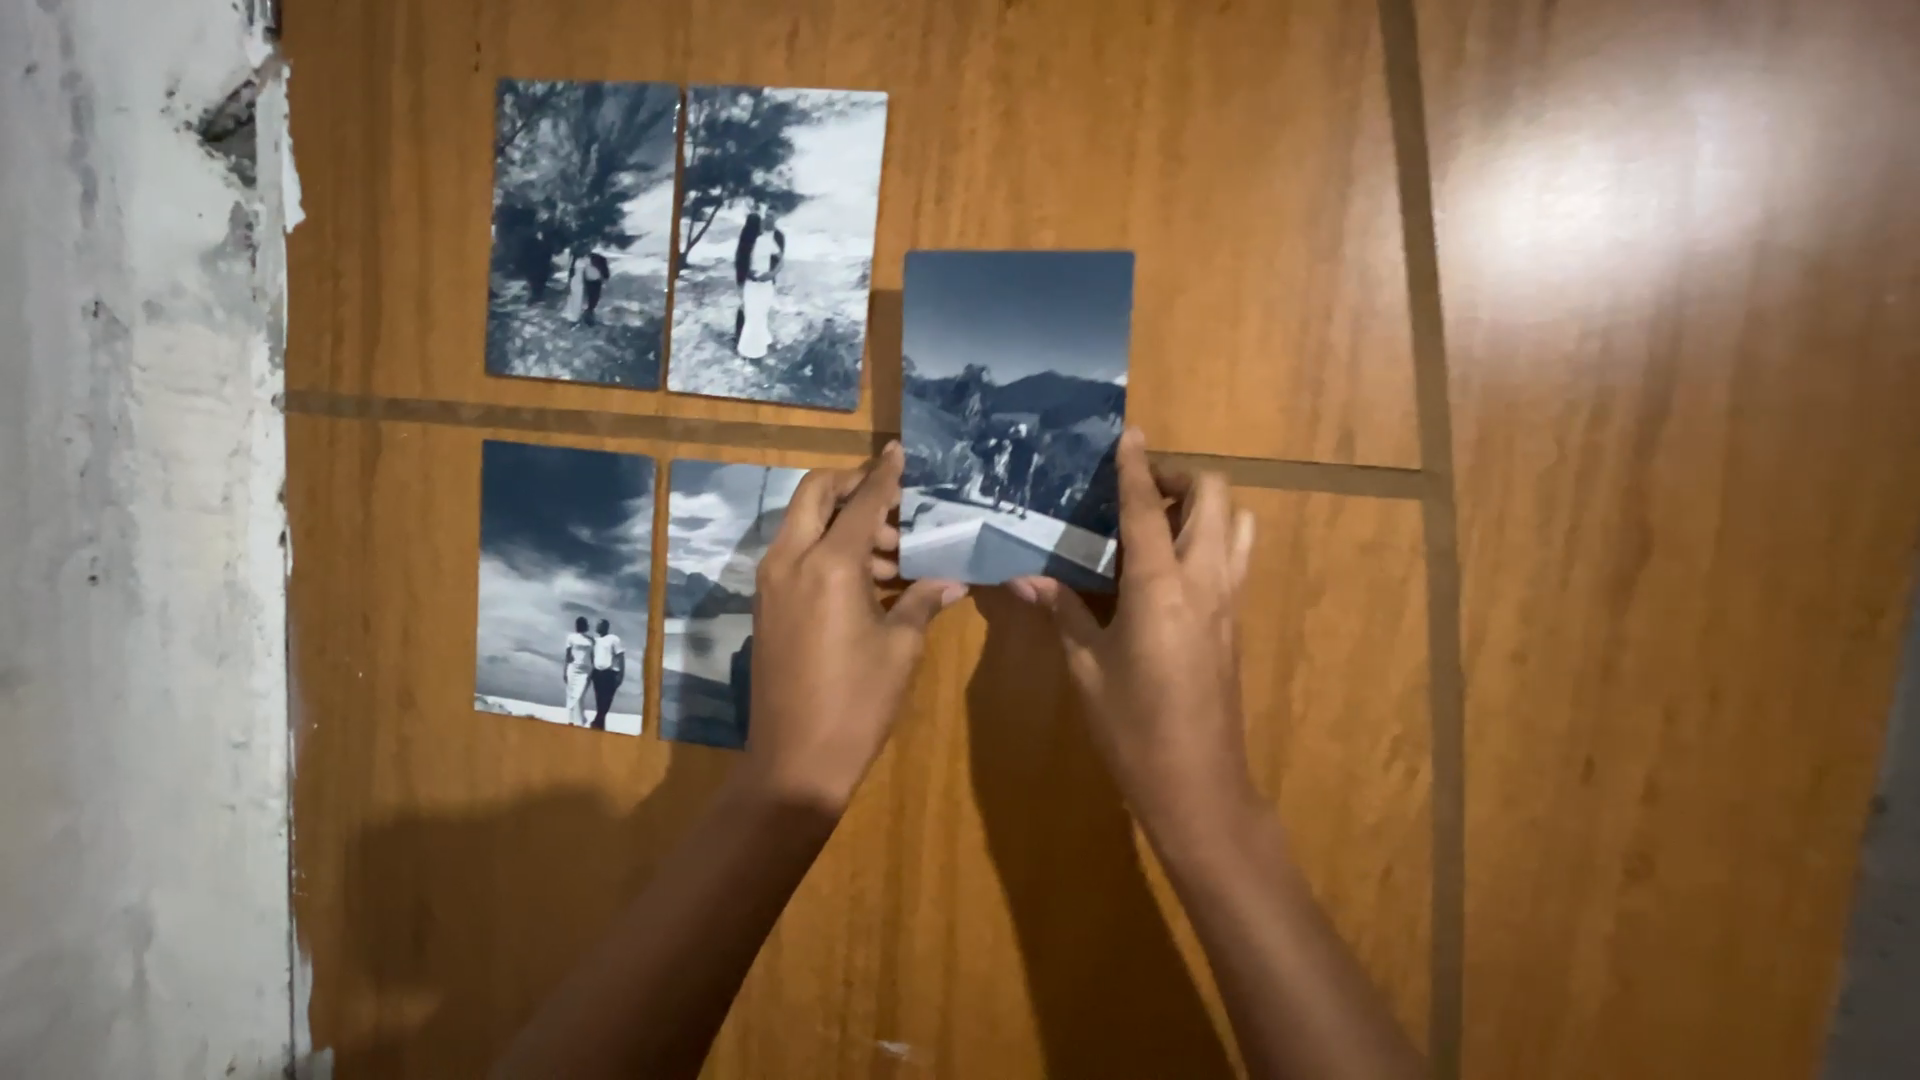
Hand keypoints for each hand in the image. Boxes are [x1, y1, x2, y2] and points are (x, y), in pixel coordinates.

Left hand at [742, 443, 967, 813]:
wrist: (795, 760)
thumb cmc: (858, 703)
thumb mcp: (900, 649)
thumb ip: (922, 602)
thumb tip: (951, 581)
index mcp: (828, 565)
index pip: (862, 501)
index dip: (885, 474)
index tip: (899, 450)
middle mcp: (790, 560)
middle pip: (816, 494)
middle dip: (853, 486)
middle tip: (893, 505)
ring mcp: (770, 583)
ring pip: (804, 524)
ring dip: (843, 523)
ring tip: (891, 559)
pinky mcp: (766, 605)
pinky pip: (796, 555)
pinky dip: (827, 550)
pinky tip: (867, 582)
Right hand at [1010, 429, 1258, 835]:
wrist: (1199, 785)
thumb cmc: (1133, 728)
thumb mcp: (1087, 668)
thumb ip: (1064, 612)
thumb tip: (1026, 577)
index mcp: (1161, 588)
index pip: (1148, 509)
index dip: (1137, 466)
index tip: (1129, 434)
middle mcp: (1205, 581)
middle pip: (1215, 497)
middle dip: (1180, 477)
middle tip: (1137, 490)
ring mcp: (1230, 601)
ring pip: (1238, 523)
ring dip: (1204, 506)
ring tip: (1158, 522)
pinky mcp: (1237, 622)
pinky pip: (1236, 557)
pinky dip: (1211, 538)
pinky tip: (1169, 566)